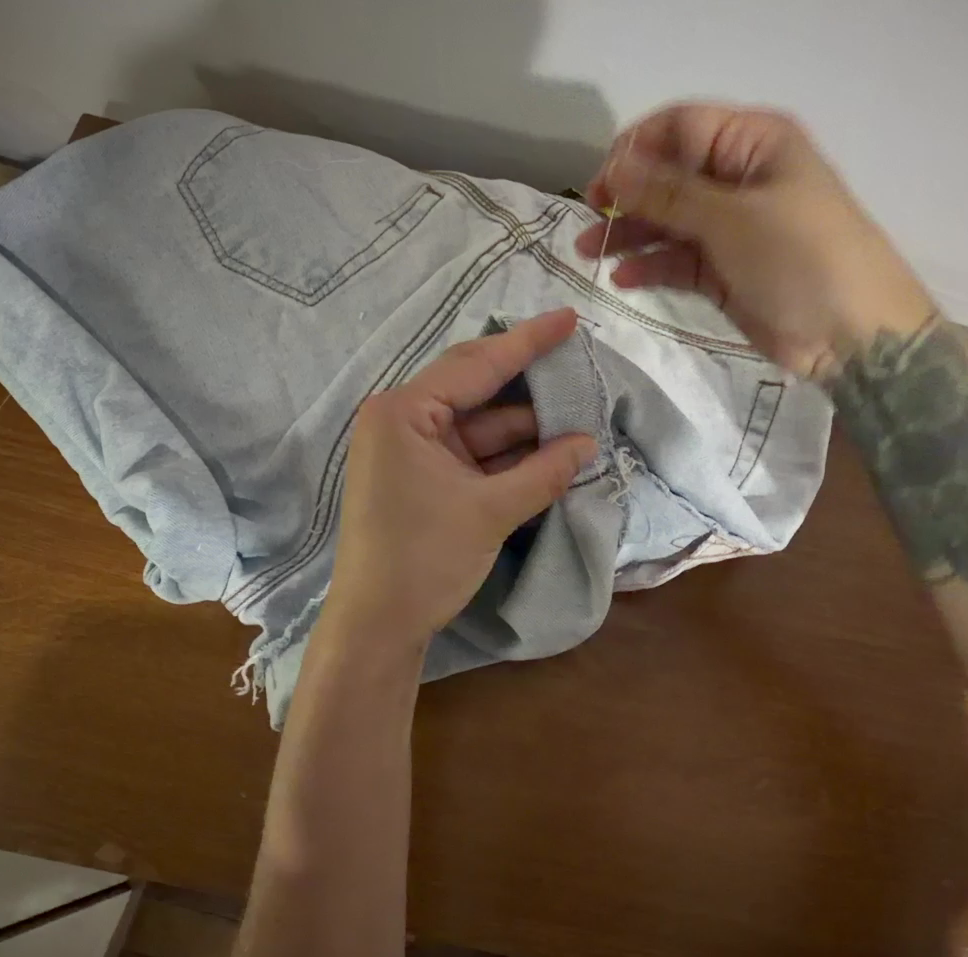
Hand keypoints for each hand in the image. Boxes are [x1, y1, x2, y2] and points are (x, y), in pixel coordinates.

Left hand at [322, 309, 598, 650]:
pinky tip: (551, 452)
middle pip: (476, 389)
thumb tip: (588, 444)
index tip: (569, 319)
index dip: (527, 342)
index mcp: (403, 412)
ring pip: (479, 426)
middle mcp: (402, 420)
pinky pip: (472, 455)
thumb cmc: (425, 559)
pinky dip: (508, 456)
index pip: (476, 364)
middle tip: (577, 364)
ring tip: (578, 419)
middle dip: (528, 384)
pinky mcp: (421, 479)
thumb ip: (543, 472)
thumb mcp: (491, 511)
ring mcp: (411, 451)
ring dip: (525, 429)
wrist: (379, 625)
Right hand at [576, 103, 930, 379]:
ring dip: (630, 235)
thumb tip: (614, 169)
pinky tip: (623, 279)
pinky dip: (652, 268)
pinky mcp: (726, 273)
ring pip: (669, 222)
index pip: (681, 128)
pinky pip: (679, 262)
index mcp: (753, 144)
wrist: (853, 334)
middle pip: (670, 177)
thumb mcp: (734, 218)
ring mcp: (732, 229)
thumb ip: (670, 194)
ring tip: (588, 254)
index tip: (601, 182)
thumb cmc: (801, 258)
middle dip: (627, 197)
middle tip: (589, 223)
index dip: (636, 150)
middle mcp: (739, 179)